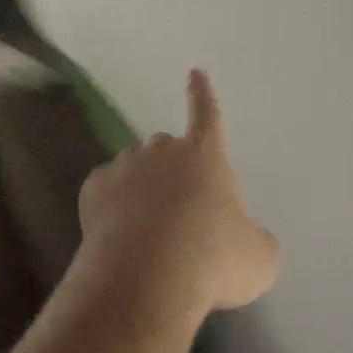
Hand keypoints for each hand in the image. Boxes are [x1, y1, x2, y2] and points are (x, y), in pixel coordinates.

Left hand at [77, 69, 279, 312]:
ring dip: (142, 187)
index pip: (208, 115)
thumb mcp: (257, 257)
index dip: (203, 95)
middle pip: (168, 148)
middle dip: (173, 170)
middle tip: (179, 211)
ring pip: (134, 167)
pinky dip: (113, 206)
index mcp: (205, 156)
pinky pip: (106, 190)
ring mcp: (125, 167)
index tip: (195, 72)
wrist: (145, 279)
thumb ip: (253, 237)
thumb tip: (247, 237)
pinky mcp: (94, 190)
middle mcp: (163, 151)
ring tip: (148, 230)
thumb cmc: (212, 261)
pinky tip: (120, 235)